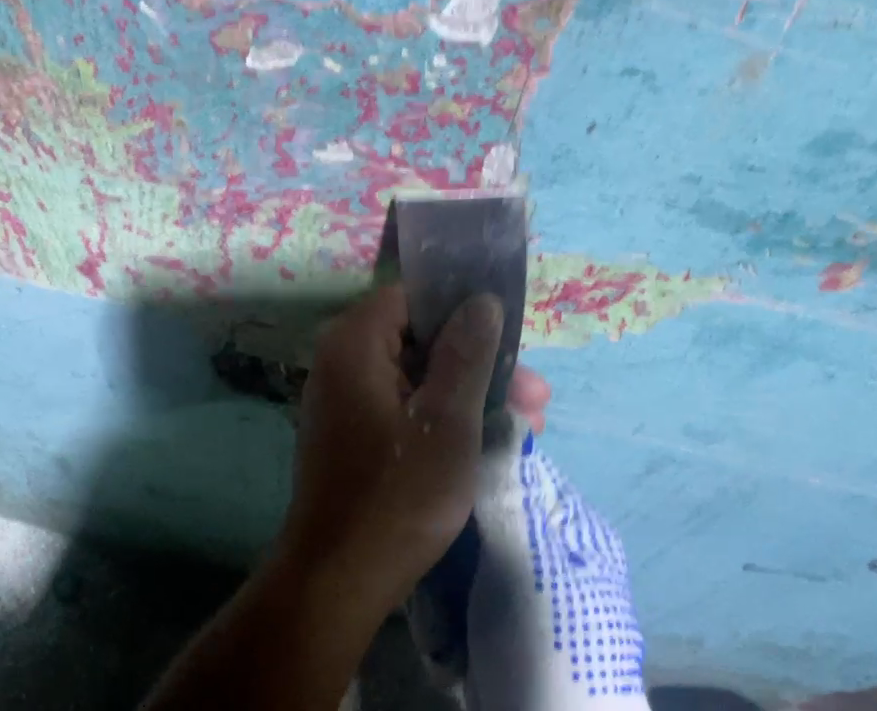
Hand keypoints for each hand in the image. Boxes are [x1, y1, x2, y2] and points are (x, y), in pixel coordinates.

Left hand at [275, 284, 515, 614]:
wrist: (339, 577)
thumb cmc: (397, 494)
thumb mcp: (447, 421)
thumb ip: (465, 355)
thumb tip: (480, 301)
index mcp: (354, 343)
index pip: (410, 299)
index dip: (460, 311)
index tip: (508, 339)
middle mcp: (341, 361)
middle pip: (418, 341)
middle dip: (480, 364)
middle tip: (537, 398)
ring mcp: (344, 400)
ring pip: (416, 379)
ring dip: (469, 396)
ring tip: (529, 426)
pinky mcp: (352, 435)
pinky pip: (402, 408)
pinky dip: (442, 418)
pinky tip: (489, 442)